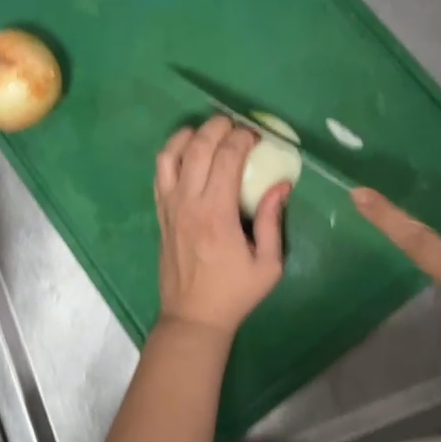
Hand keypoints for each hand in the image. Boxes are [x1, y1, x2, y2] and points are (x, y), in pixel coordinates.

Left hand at [153, 116, 290, 337]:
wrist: (192, 317)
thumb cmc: (234, 292)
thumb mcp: (268, 264)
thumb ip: (272, 221)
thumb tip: (280, 185)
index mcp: (217, 214)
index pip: (227, 159)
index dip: (242, 139)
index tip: (256, 136)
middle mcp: (188, 203)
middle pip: (197, 148)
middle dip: (217, 127)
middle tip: (235, 124)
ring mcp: (169, 206)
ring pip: (170, 155)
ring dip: (189, 135)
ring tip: (208, 131)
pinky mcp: (160, 212)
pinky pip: (160, 173)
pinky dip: (171, 153)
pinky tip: (187, 150)